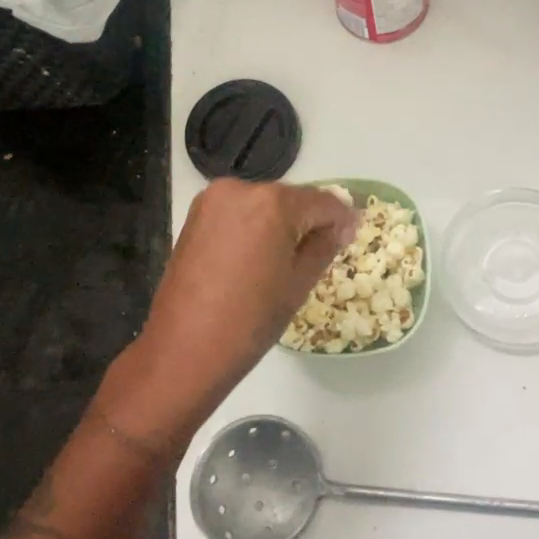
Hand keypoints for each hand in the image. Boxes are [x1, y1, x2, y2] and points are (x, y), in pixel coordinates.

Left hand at [114, 179, 353, 439]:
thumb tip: (342, 225)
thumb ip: (324, 245)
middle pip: (291, 199)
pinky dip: (255, 229)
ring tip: (289, 260)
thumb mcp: (299, 283)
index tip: (353, 236)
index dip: (342, 219)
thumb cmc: (251, 320)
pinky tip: (260, 258)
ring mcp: (213, 201)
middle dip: (310, 221)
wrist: (184, 348)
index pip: (322, 202)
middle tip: (323, 252)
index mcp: (273, 203)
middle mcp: (241, 189)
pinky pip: (239, 214)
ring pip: (264, 205)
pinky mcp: (195, 217)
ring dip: (281, 224)